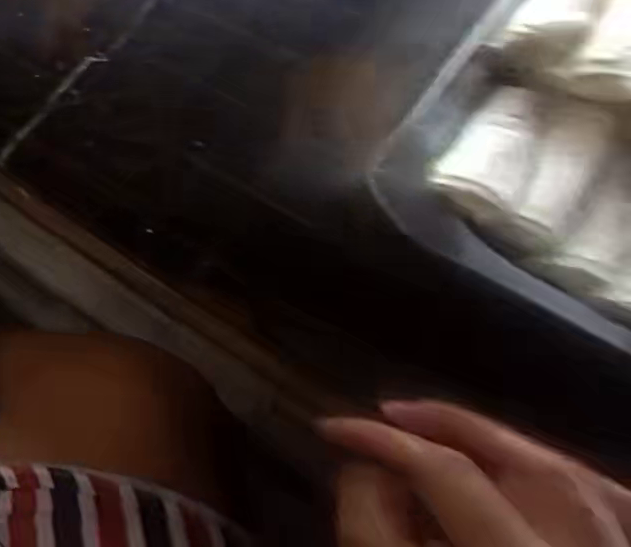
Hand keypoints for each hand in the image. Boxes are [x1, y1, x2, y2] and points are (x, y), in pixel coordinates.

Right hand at [321, 400, 630, 546]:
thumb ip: (368, 511)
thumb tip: (371, 463)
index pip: (445, 472)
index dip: (376, 435)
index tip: (329, 429)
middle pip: (538, 473)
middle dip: (454, 425)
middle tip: (390, 410)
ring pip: (596, 488)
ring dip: (514, 447)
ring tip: (451, 434)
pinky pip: (629, 519)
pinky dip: (578, 484)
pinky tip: (527, 474)